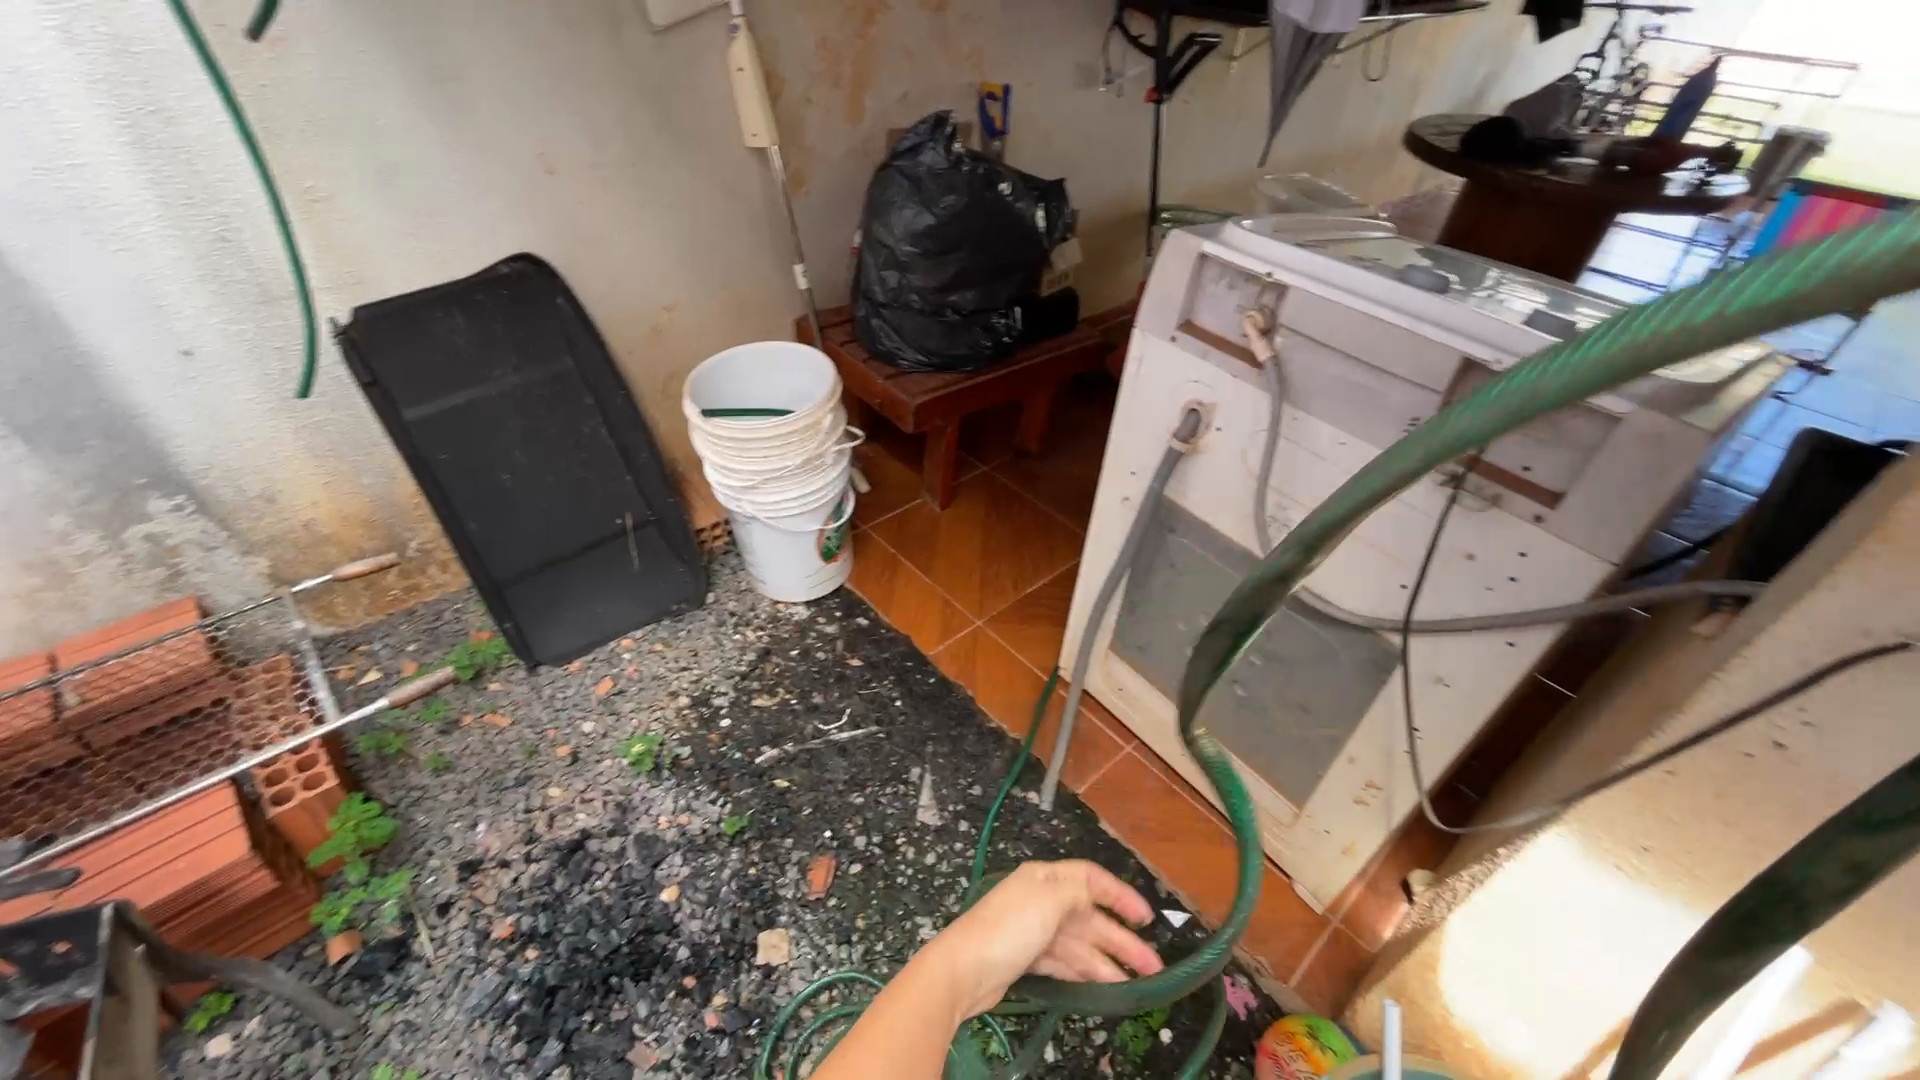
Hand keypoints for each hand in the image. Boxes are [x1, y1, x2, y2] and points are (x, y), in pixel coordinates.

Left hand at [913, 860, 1164, 1019]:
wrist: (964, 969)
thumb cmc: (1009, 927)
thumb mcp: (1048, 899)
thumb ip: (1078, 891)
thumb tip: (1096, 891)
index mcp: (1045, 878)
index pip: (1091, 878)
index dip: (1120, 895)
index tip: (1146, 918)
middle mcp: (1042, 900)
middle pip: (1090, 917)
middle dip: (1122, 940)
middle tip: (1153, 966)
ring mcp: (1034, 931)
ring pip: (1080, 944)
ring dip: (1109, 962)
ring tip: (1136, 984)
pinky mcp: (1028, 959)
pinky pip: (1065, 963)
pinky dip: (1085, 973)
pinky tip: (1106, 986)